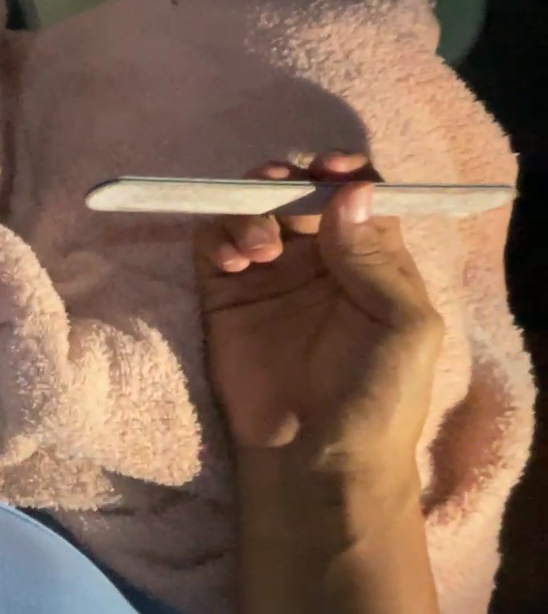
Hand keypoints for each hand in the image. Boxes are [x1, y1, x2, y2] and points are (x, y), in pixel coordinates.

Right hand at [194, 154, 443, 477]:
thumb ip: (374, 259)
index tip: (328, 168)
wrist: (311, 445)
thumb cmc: (376, 391)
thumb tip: (349, 191)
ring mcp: (265, 274)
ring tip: (253, 252)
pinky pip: (210, 246)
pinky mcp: (220, 291)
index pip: (359, 199)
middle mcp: (317, 259)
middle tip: (271, 190)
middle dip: (283, 183)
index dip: (346, 175)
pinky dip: (215, 240)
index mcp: (373, 261)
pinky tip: (229, 262)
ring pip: (247, 215)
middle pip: (294, 197)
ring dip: (246, 215)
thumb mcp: (403, 325)